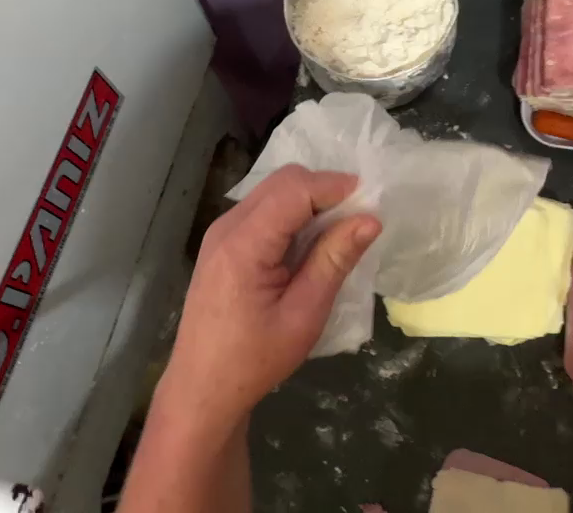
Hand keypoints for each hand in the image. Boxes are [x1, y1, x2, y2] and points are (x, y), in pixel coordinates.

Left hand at [157, 165, 381, 429]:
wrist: (201, 391)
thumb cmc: (254, 360)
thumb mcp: (304, 315)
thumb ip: (334, 260)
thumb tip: (370, 219)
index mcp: (243, 244)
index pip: (294, 190)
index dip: (334, 186)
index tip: (370, 200)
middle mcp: (227, 226)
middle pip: (283, 181)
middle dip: (324, 189)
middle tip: (356, 217)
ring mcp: (221, 231)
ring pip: (274, 190)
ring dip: (309, 199)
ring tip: (338, 230)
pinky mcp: (223, 241)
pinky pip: (265, 208)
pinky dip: (293, 212)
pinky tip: (309, 242)